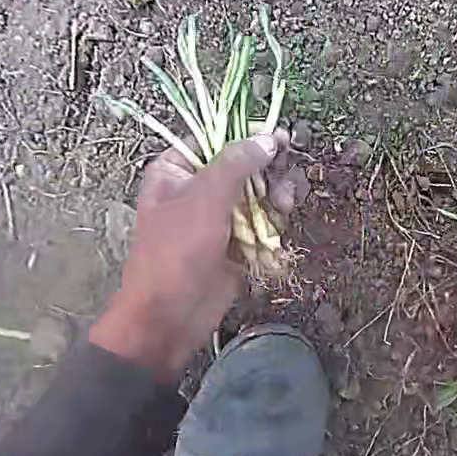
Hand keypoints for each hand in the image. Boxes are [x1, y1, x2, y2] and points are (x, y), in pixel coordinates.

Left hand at [89, 132, 305, 383]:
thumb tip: (268, 139)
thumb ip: (237, 164)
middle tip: (286, 176)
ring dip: (276, 195)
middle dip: (269, 171)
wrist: (169, 317)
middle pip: (244, 167)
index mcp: (177, 171)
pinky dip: (275, 219)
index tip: (279, 139)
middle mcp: (198, 190)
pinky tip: (285, 218)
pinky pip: (262, 222)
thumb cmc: (176, 252)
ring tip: (286, 203)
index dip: (248, 138)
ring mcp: (219, 218)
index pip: (217, 140)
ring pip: (258, 194)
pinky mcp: (237, 243)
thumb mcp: (204, 198)